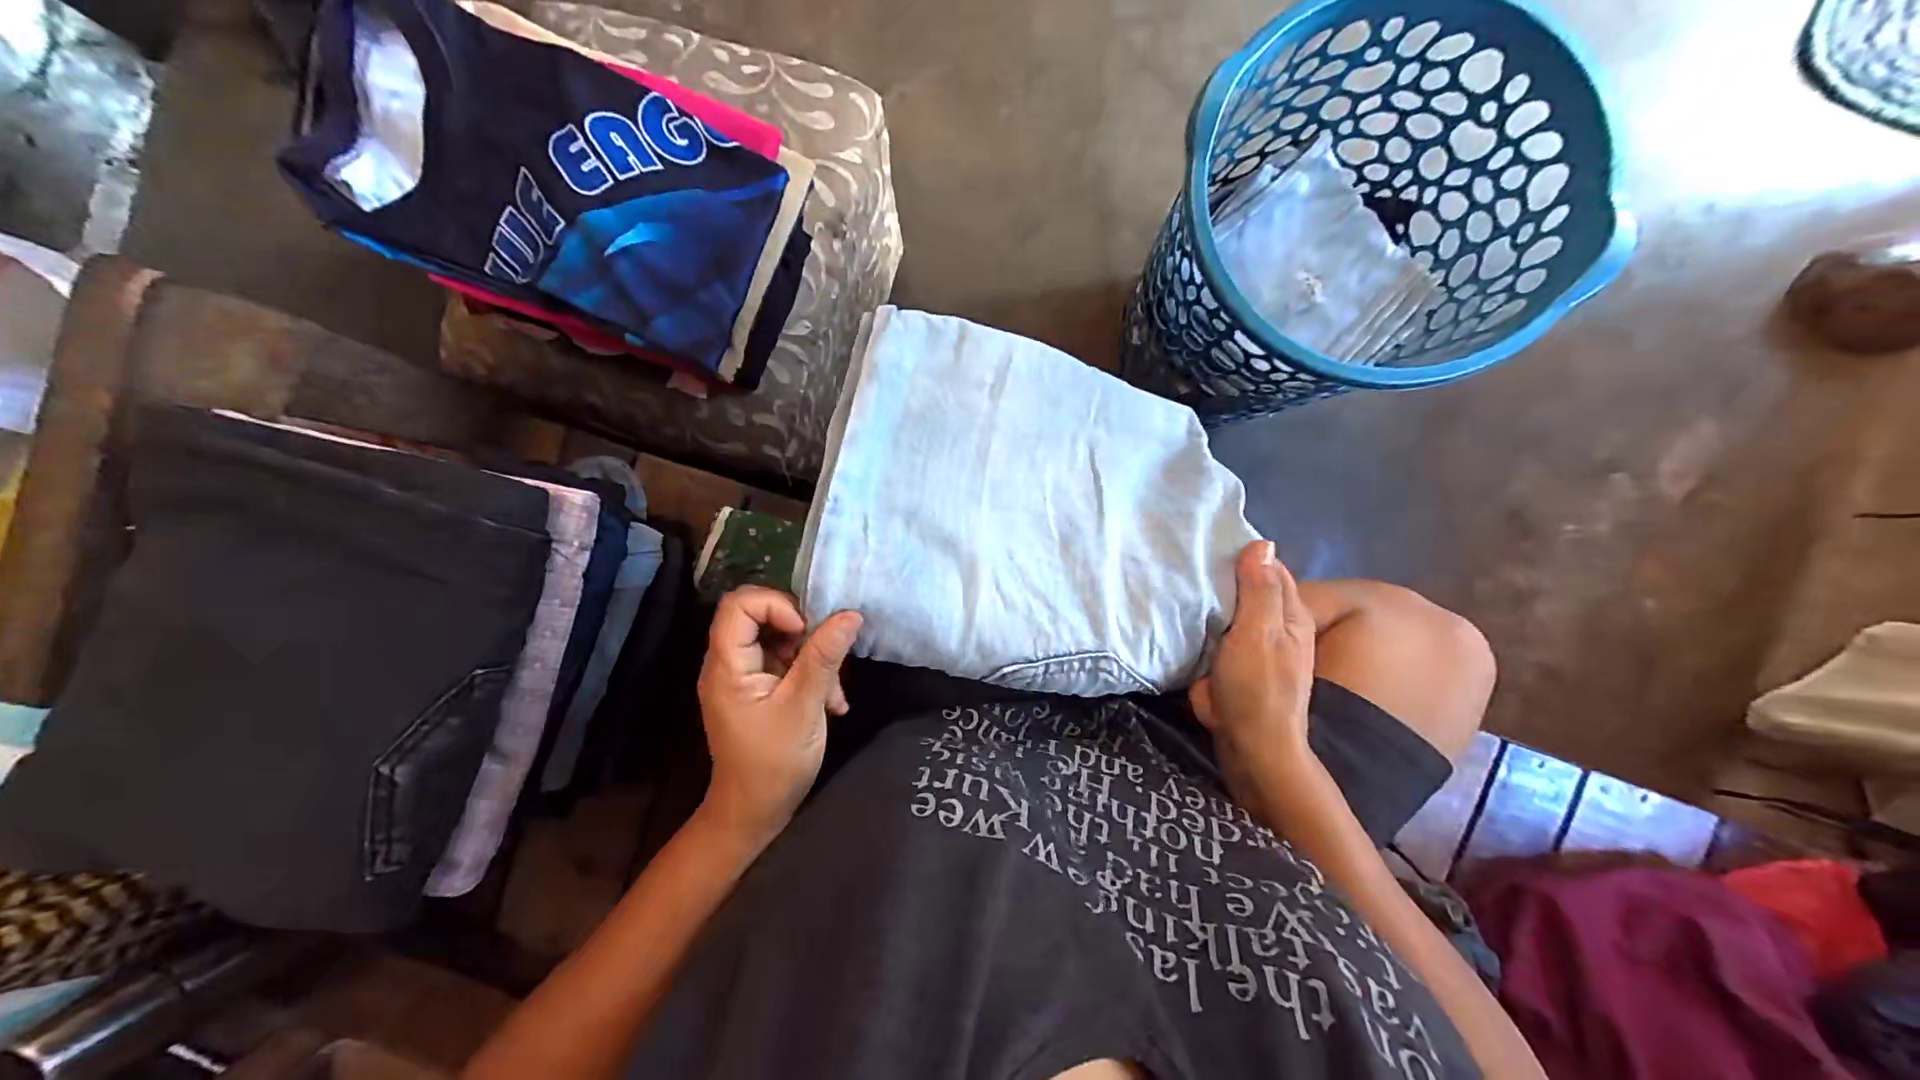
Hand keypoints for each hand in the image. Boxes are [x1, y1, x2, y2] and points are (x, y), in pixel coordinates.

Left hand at [696, 586, 862, 843]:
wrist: (756, 812)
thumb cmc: (774, 762)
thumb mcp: (805, 706)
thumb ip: (824, 657)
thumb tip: (851, 614)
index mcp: (727, 666)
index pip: (740, 604)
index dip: (776, 605)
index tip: (805, 631)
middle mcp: (728, 664)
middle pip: (761, 616)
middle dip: (803, 632)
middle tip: (828, 659)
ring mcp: (743, 676)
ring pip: (779, 639)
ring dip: (814, 657)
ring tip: (834, 693)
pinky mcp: (759, 688)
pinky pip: (785, 662)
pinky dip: (810, 674)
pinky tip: (830, 702)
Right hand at [1189, 541, 1316, 806]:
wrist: (1249, 742)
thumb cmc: (1257, 685)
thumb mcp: (1259, 632)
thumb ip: (1259, 590)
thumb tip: (1262, 543)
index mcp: (1290, 613)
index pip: (1269, 568)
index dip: (1244, 555)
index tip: (1209, 542)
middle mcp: (1275, 624)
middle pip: (1248, 586)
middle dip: (1222, 573)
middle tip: (1184, 556)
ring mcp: (1251, 644)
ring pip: (1227, 608)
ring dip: (1208, 596)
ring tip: (1176, 576)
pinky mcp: (1228, 661)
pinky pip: (1212, 630)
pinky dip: (1199, 620)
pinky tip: (1177, 610)